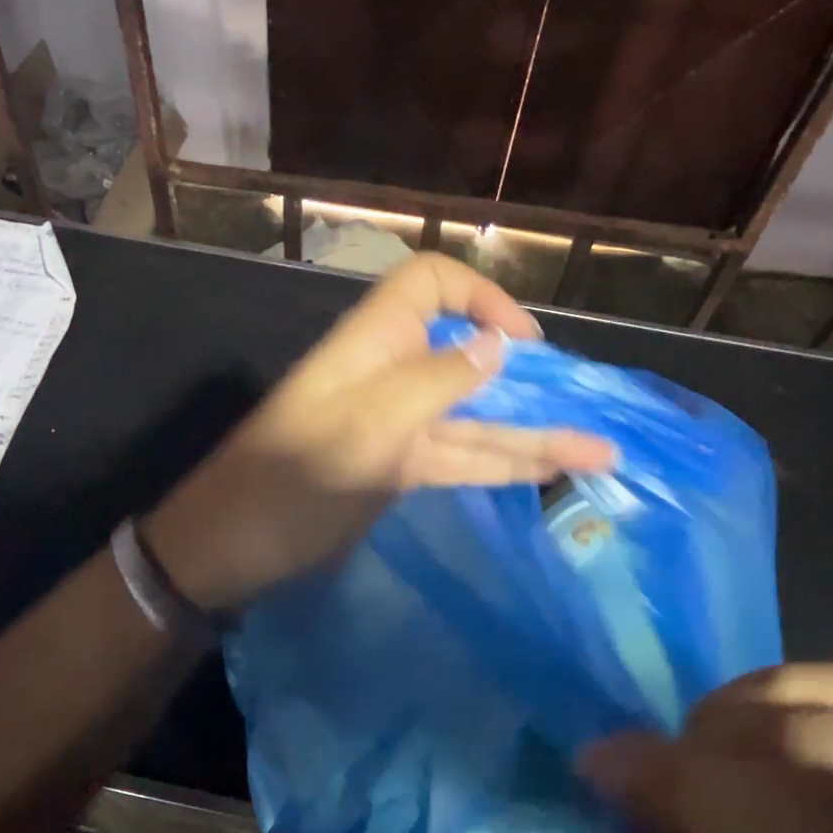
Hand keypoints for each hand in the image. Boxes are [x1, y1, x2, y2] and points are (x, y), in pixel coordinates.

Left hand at [144, 253, 615, 610]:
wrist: (229, 549)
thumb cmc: (292, 480)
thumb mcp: (367, 427)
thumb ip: (436, 381)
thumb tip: (499, 344)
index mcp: (373, 343)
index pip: (430, 283)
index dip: (479, 296)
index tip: (524, 341)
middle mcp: (390, 372)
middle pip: (464, 349)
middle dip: (524, 368)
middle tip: (583, 396)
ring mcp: (397, 423)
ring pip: (474, 415)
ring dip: (533, 431)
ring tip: (603, 453)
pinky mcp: (399, 466)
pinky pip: (461, 456)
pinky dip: (504, 463)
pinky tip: (552, 474)